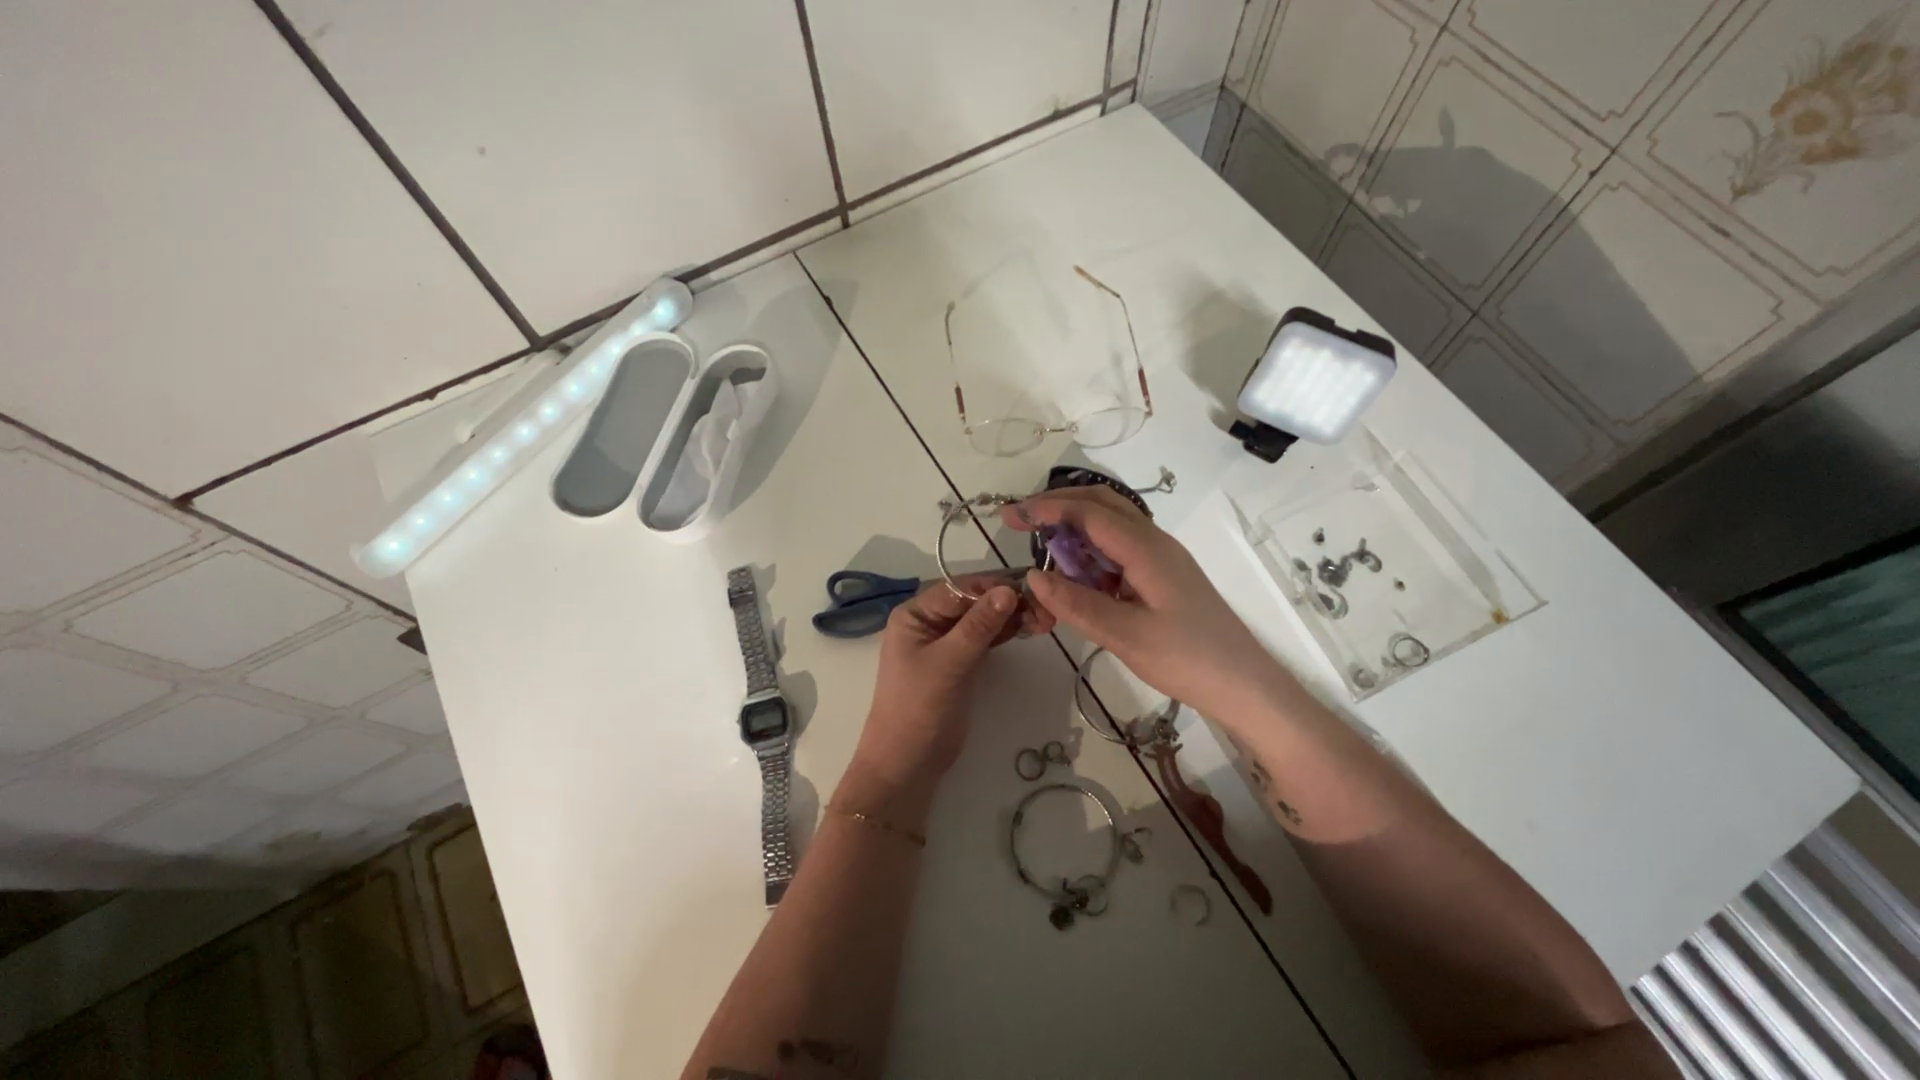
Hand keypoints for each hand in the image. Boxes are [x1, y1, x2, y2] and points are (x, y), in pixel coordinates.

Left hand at [848, 572, 1051, 801]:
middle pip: (973, 601)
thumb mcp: (949, 663)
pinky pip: (986, 638)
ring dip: (1012, 617)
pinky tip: (1031, 629)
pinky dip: (1007, 633)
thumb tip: (1008, 591)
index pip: (959, 589)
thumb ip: (978, 626)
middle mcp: (929, 622)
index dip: (994, 586)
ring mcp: (946, 643)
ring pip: (984, 619)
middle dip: (1008, 601)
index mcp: (915, 615)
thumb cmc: (919, 708)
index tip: (1030, 590)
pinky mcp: (961, 663)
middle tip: (1046, 610)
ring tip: (1046, 619)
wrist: (909, 761)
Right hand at [1003, 487, 1283, 720]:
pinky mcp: (1163, 578)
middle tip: (1019, 521)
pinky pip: (1120, 552)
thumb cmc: (1187, 659)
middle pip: (1102, 506)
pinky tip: (1075, 580)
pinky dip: (1090, 556)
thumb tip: (1033, 576)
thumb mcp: (1126, 636)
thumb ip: (1078, 605)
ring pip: (1111, 528)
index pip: (1089, 513)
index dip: (1047, 509)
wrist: (1244, 685)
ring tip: (1040, 552)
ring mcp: (1161, 560)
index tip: (1010, 516)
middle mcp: (1154, 543)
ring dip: (1074, 532)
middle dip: (1058, 507)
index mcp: (1146, 549)